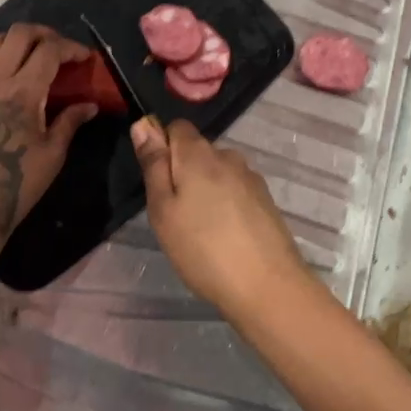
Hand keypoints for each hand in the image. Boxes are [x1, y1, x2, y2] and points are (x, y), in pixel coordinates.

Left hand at [0, 24, 98, 255]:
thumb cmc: (20, 182)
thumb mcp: (53, 152)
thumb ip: (70, 121)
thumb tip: (90, 104)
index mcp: (22, 92)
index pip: (49, 51)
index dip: (71, 47)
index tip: (85, 57)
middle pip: (20, 34)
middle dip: (45, 34)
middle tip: (62, 49)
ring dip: (19, 40)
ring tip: (35, 54)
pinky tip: (7, 67)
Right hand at [132, 118, 312, 312]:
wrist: (267, 287)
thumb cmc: (202, 248)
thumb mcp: (163, 209)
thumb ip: (153, 164)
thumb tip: (143, 123)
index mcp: (199, 154)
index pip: (176, 127)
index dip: (162, 147)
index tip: (158, 182)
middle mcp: (228, 156)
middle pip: (197, 150)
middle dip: (183, 172)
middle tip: (175, 214)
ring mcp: (251, 179)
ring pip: (217, 172)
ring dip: (205, 189)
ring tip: (201, 229)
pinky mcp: (266, 201)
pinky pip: (235, 191)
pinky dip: (225, 204)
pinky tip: (225, 236)